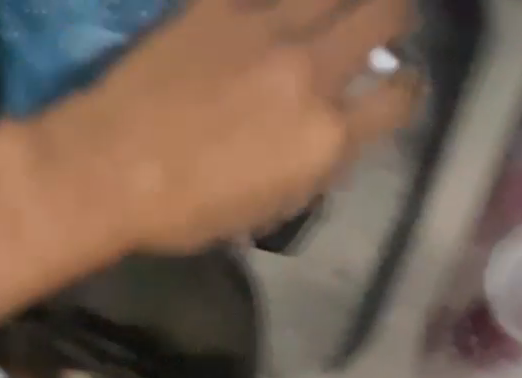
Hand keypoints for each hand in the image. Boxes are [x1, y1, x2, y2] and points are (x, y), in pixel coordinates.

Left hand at [33, 0, 421, 253]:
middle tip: (386, 23)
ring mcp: (266, 26)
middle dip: (394, 19)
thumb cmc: (188, 212)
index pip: (398, 97)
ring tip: (341, 3)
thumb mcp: (268, 210)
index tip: (399, 88)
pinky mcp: (220, 3)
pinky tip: (279, 8)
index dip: (408, 90)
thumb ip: (313, 168)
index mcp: (324, 138)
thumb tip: (334, 140)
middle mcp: (310, 72)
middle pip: (383, 16)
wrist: (113, 168)